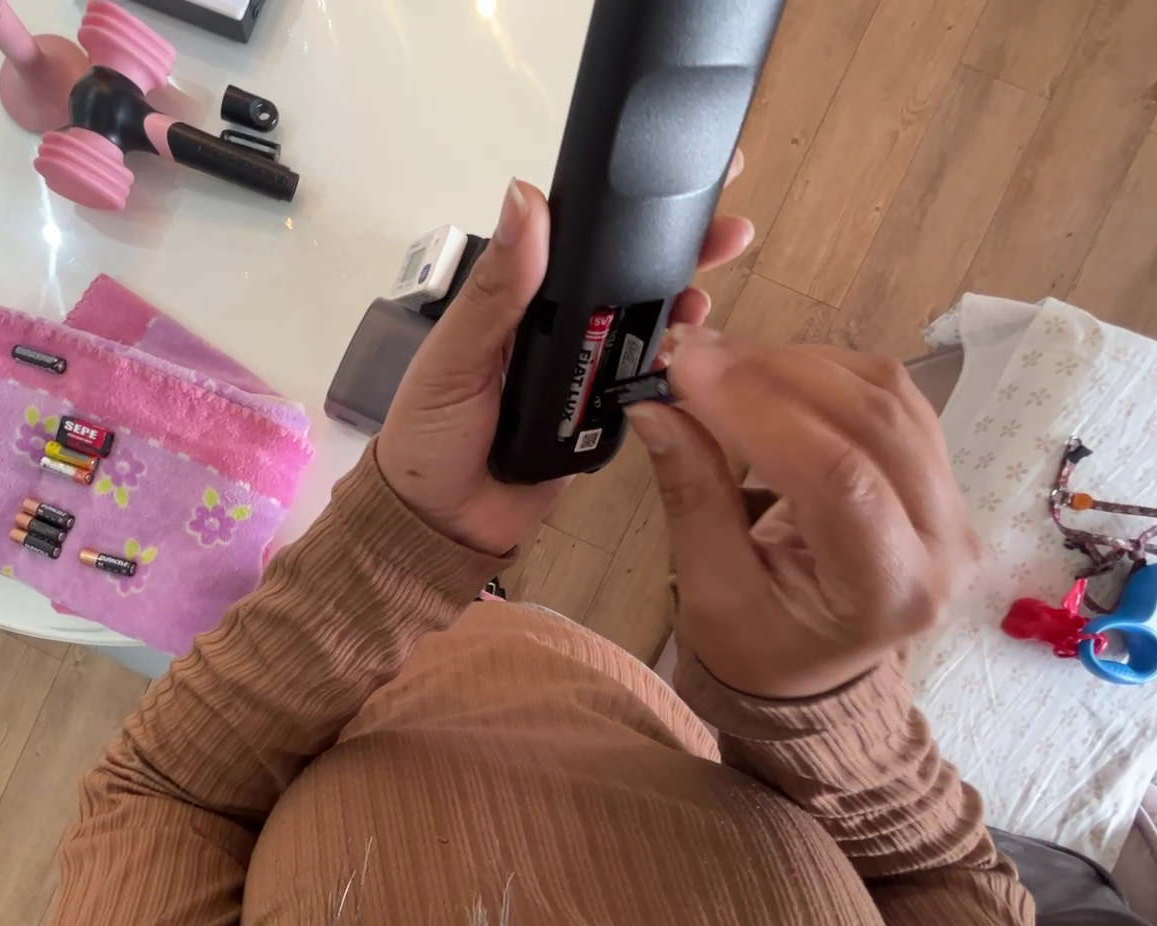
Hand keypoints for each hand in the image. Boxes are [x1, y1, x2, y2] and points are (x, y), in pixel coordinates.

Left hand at [377, 159, 753, 554]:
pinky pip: (643, 389)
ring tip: (710, 288)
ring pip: (640, 330)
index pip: (574, 244)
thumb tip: (525, 195)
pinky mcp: (598, 421)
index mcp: (513, 306)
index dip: (620, 210)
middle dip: (673, 250)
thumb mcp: (454, 357)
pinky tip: (696, 352)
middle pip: (621, 280)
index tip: (676, 172)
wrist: (442, 523)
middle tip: (727, 228)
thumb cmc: (429, 436)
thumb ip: (494, 288)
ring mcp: (578, 377)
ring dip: (679, 305)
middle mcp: (551, 333)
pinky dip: (672, 370)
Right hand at [627, 329, 979, 699]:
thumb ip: (691, 495)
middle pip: (872, 420)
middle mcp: (943, 541)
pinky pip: (886, 398)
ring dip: (792, 362)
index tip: (684, 369)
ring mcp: (952, 502)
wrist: (806, 668)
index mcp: (888, 590)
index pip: (837, 478)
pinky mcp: (937, 474)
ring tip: (714, 359)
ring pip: (887, 395)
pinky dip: (814, 371)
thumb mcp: (708, 586)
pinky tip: (758, 374)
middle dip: (770, 372)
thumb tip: (655, 408)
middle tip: (688, 352)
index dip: (757, 410)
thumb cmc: (752, 644)